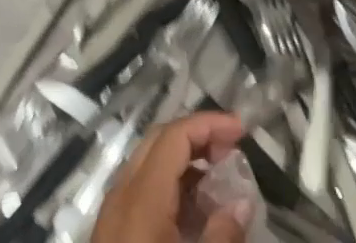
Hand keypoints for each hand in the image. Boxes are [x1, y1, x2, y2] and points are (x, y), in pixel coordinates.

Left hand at [94, 112, 251, 242]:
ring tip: (221, 183)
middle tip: (233, 149)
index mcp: (141, 198)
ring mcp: (112, 218)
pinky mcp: (111, 238)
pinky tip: (196, 215)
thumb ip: (224, 234)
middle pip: (158, 144)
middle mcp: (121, 198)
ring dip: (185, 164)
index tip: (243, 131)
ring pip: (148, 168)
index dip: (209, 124)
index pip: (174, 136)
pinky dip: (172, 189)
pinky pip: (142, 194)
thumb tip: (240, 203)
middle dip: (197, 137)